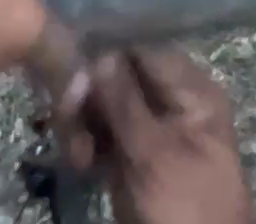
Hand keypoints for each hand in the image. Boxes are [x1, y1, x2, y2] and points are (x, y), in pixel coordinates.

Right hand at [83, 50, 252, 223]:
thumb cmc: (187, 211)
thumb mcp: (155, 156)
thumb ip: (124, 101)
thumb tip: (99, 51)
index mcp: (190, 92)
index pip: (141, 49)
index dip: (104, 51)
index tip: (69, 64)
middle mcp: (170, 101)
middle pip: (118, 75)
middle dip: (88, 94)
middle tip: (65, 118)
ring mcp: (150, 129)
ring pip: (104, 103)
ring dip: (82, 122)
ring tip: (75, 153)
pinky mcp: (133, 155)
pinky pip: (102, 132)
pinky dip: (87, 142)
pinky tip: (78, 161)